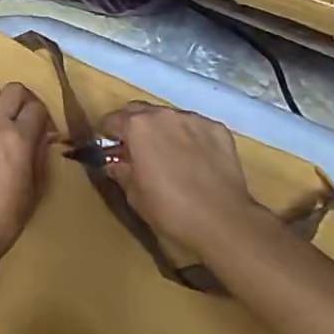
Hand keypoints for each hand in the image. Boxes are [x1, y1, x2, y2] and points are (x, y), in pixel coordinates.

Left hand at [0, 82, 54, 256]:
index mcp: (20, 136)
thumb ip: (39, 152)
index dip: (42, 115)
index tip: (42, 127)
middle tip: (22, 116)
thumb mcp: (37, 184)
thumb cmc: (10, 212)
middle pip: (12, 89)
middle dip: (22, 99)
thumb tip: (42, 134)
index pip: (36, 107)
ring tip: (0, 125)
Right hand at [102, 102, 271, 261]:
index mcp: (137, 126)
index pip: (112, 120)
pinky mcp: (219, 130)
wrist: (224, 222)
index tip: (112, 150)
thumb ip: (121, 171)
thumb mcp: (134, 195)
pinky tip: (197, 160)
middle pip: (140, 111)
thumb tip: (114, 163)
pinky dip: (191, 138)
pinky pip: (196, 128)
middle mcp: (163, 115)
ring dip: (164, 130)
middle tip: (138, 150)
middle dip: (134, 126)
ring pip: (169, 118)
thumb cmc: (170, 209)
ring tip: (171, 156)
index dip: (109, 135)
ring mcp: (194, 120)